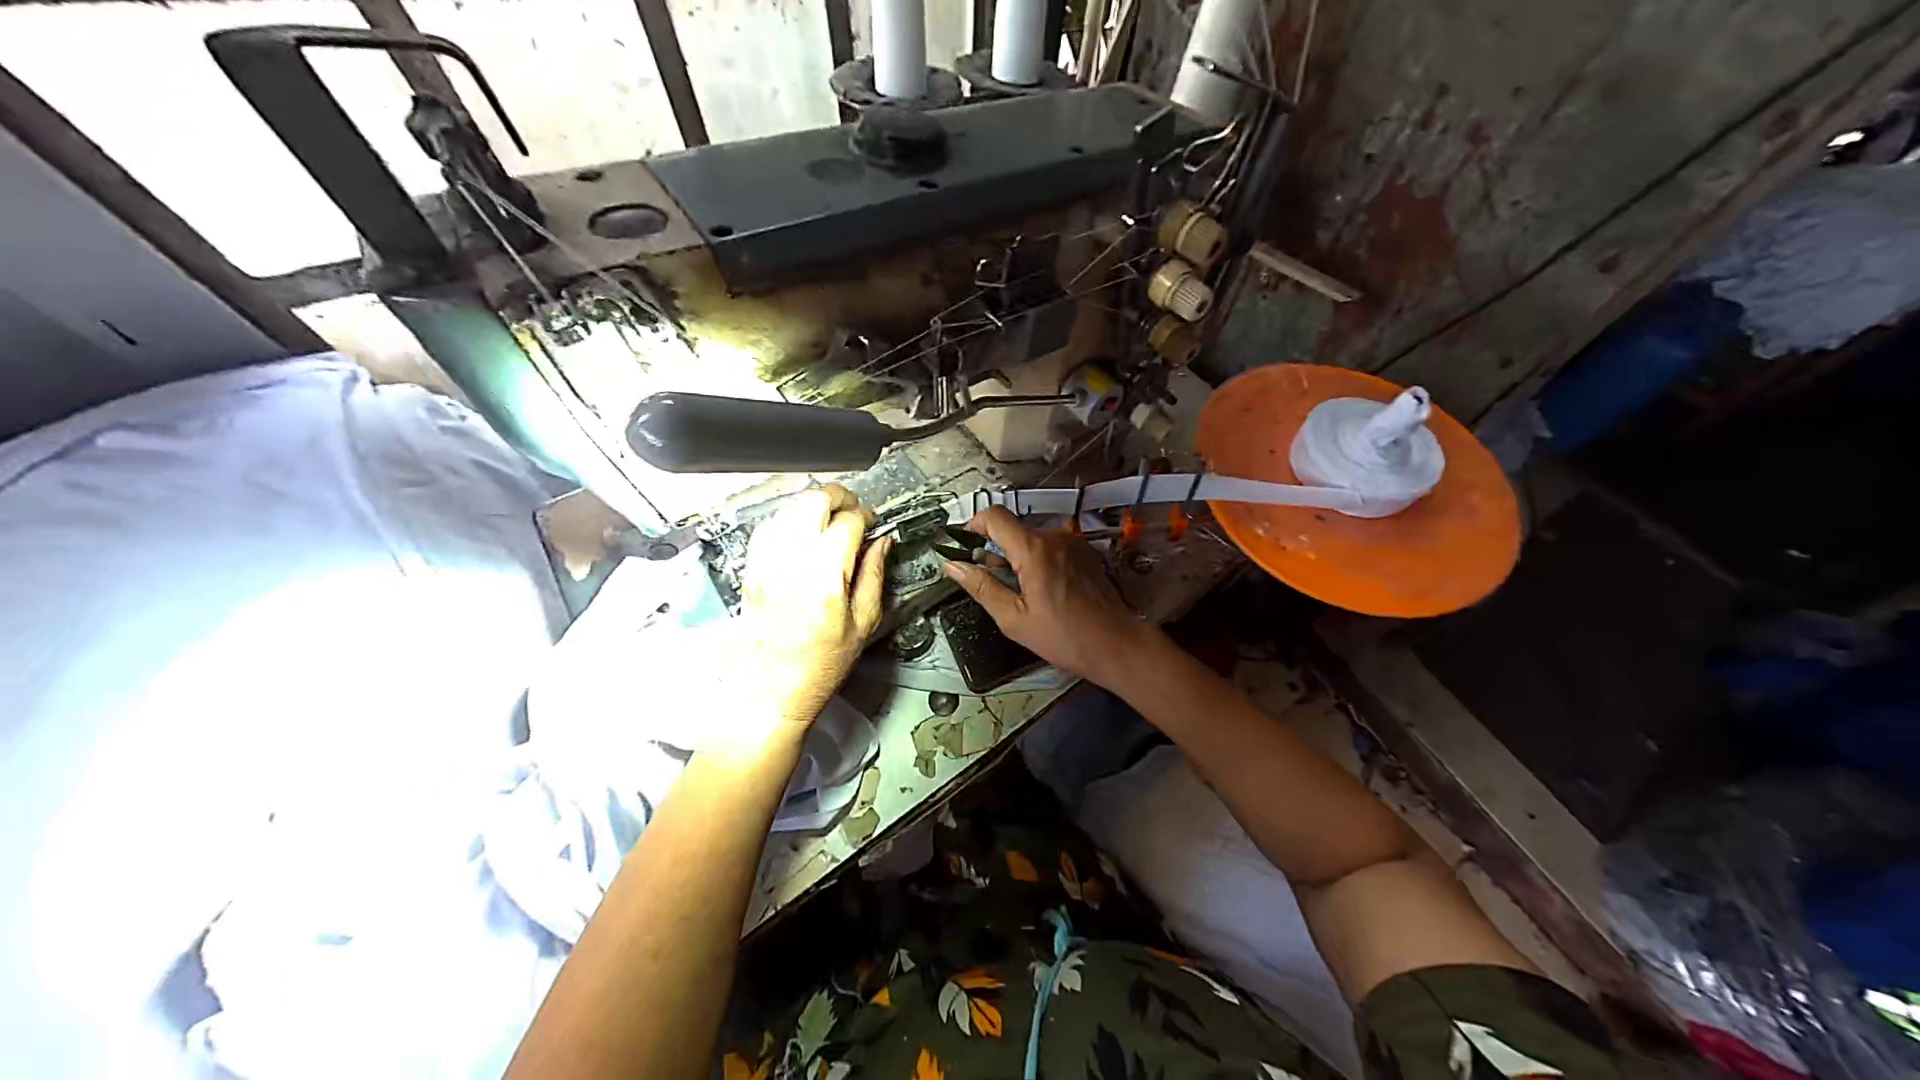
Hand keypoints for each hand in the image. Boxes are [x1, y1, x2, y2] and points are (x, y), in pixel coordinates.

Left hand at [737, 484, 891, 728]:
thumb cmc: (816, 666)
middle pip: (814, 499)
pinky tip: (801, 534)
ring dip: (812, 506)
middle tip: (852, 510)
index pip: (849, 521)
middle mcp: (793, 561)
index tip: (872, 523)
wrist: (770, 688)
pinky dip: (788, 521)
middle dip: (838, 497)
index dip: (866, 516)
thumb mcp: (863, 623)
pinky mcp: (752, 567)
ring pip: (790, 506)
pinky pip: (769, 525)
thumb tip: (883, 543)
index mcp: (826, 575)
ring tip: (828, 521)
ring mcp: (768, 561)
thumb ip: (874, 574)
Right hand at [941, 506, 1165, 689]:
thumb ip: (981, 587)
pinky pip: (1052, 547)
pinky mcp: (1085, 553)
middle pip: (1014, 530)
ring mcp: (1073, 544)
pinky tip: (1042, 590)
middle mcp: (1055, 538)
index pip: (994, 516)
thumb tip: (953, 566)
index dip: (974, 525)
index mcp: (1034, 550)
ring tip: (1020, 592)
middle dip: (996, 550)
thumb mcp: (1013, 618)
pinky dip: (1040, 561)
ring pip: (1033, 539)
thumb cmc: (1067, 637)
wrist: (1117, 645)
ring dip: (1019, 558)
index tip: (965, 543)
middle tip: (990, 580)